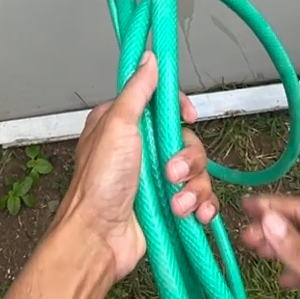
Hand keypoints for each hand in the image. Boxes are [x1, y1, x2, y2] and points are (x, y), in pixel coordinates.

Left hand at [55, 52, 216, 281]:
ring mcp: (155, 178)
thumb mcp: (117, 126)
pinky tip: (196, 215)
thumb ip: (137, 91)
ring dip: (193, 187)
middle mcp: (141, 148)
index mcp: (123, 124)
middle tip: (172, 173)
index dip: (179, 109)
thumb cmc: (99, 184)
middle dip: (187, 158)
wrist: (98, 240)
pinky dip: (201, 205)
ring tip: (177, 203)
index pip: (162, 104)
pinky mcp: (168, 204)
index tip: (188, 117)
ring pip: (196, 169)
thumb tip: (149, 58)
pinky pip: (199, 197)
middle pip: (186, 138)